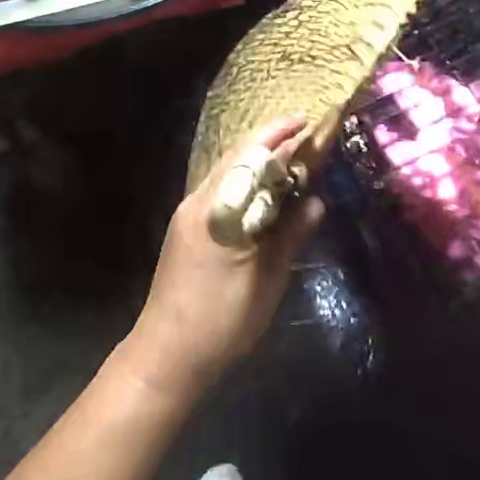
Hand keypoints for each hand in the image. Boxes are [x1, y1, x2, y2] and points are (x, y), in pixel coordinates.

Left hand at [127, 114, 324, 396]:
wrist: (165, 358)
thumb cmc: (221, 321)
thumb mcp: (267, 280)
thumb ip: (290, 235)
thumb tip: (315, 202)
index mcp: (218, 212)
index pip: (251, 158)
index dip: (278, 135)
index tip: (305, 121)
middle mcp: (199, 204)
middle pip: (236, 156)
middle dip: (269, 139)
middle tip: (303, 130)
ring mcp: (190, 215)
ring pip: (227, 170)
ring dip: (258, 157)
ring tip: (291, 153)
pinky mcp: (189, 229)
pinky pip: (222, 188)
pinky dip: (247, 177)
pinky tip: (265, 187)